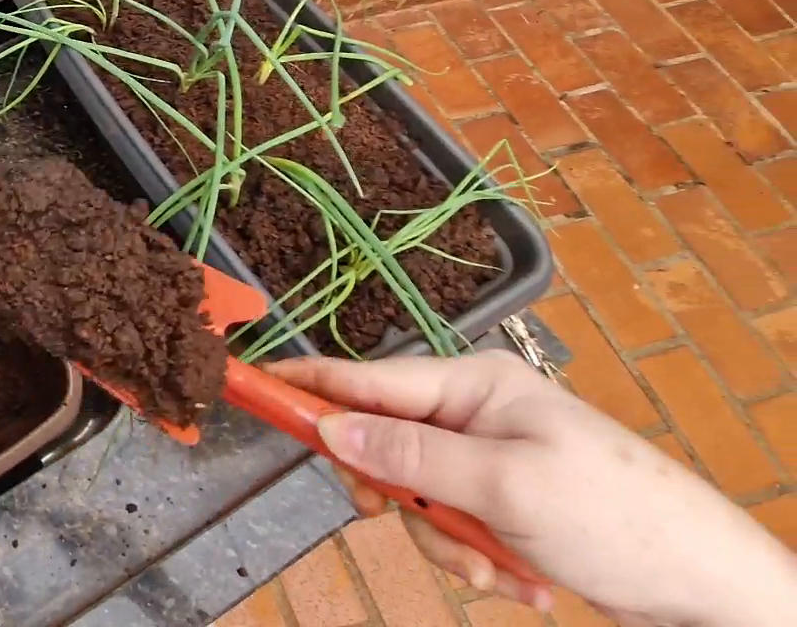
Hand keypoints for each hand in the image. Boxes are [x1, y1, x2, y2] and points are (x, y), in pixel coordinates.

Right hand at [272, 351, 796, 625]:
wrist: (727, 600)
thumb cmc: (619, 523)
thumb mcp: (504, 488)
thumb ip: (407, 453)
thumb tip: (326, 425)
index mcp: (471, 383)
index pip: (364, 378)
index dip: (306, 383)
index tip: (253, 384)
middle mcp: (471, 409)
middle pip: (384, 440)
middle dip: (398, 494)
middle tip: (408, 523)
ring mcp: (487, 451)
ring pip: (414, 488)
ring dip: (445, 538)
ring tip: (498, 575)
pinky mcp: (502, 493)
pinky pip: (450, 515)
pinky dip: (474, 552)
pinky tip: (520, 579)